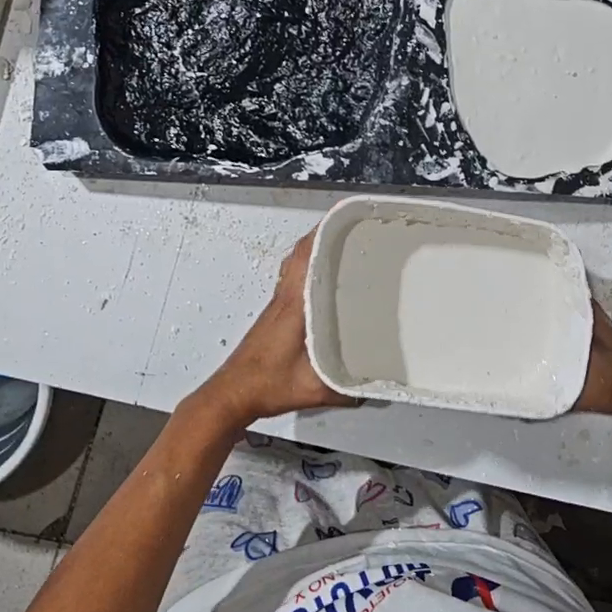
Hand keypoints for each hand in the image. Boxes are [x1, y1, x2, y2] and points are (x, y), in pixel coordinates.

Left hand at [189, 231, 356, 429]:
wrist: (232, 393)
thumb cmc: (267, 385)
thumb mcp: (316, 389)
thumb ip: (350, 388)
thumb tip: (379, 384)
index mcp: (295, 304)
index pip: (308, 255)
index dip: (326, 231)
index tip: (347, 218)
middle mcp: (284, 296)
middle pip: (301, 251)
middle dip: (325, 231)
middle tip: (351, 224)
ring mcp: (277, 302)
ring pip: (294, 262)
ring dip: (314, 246)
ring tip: (341, 242)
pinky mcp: (275, 313)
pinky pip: (291, 276)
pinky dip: (307, 265)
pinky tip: (323, 278)